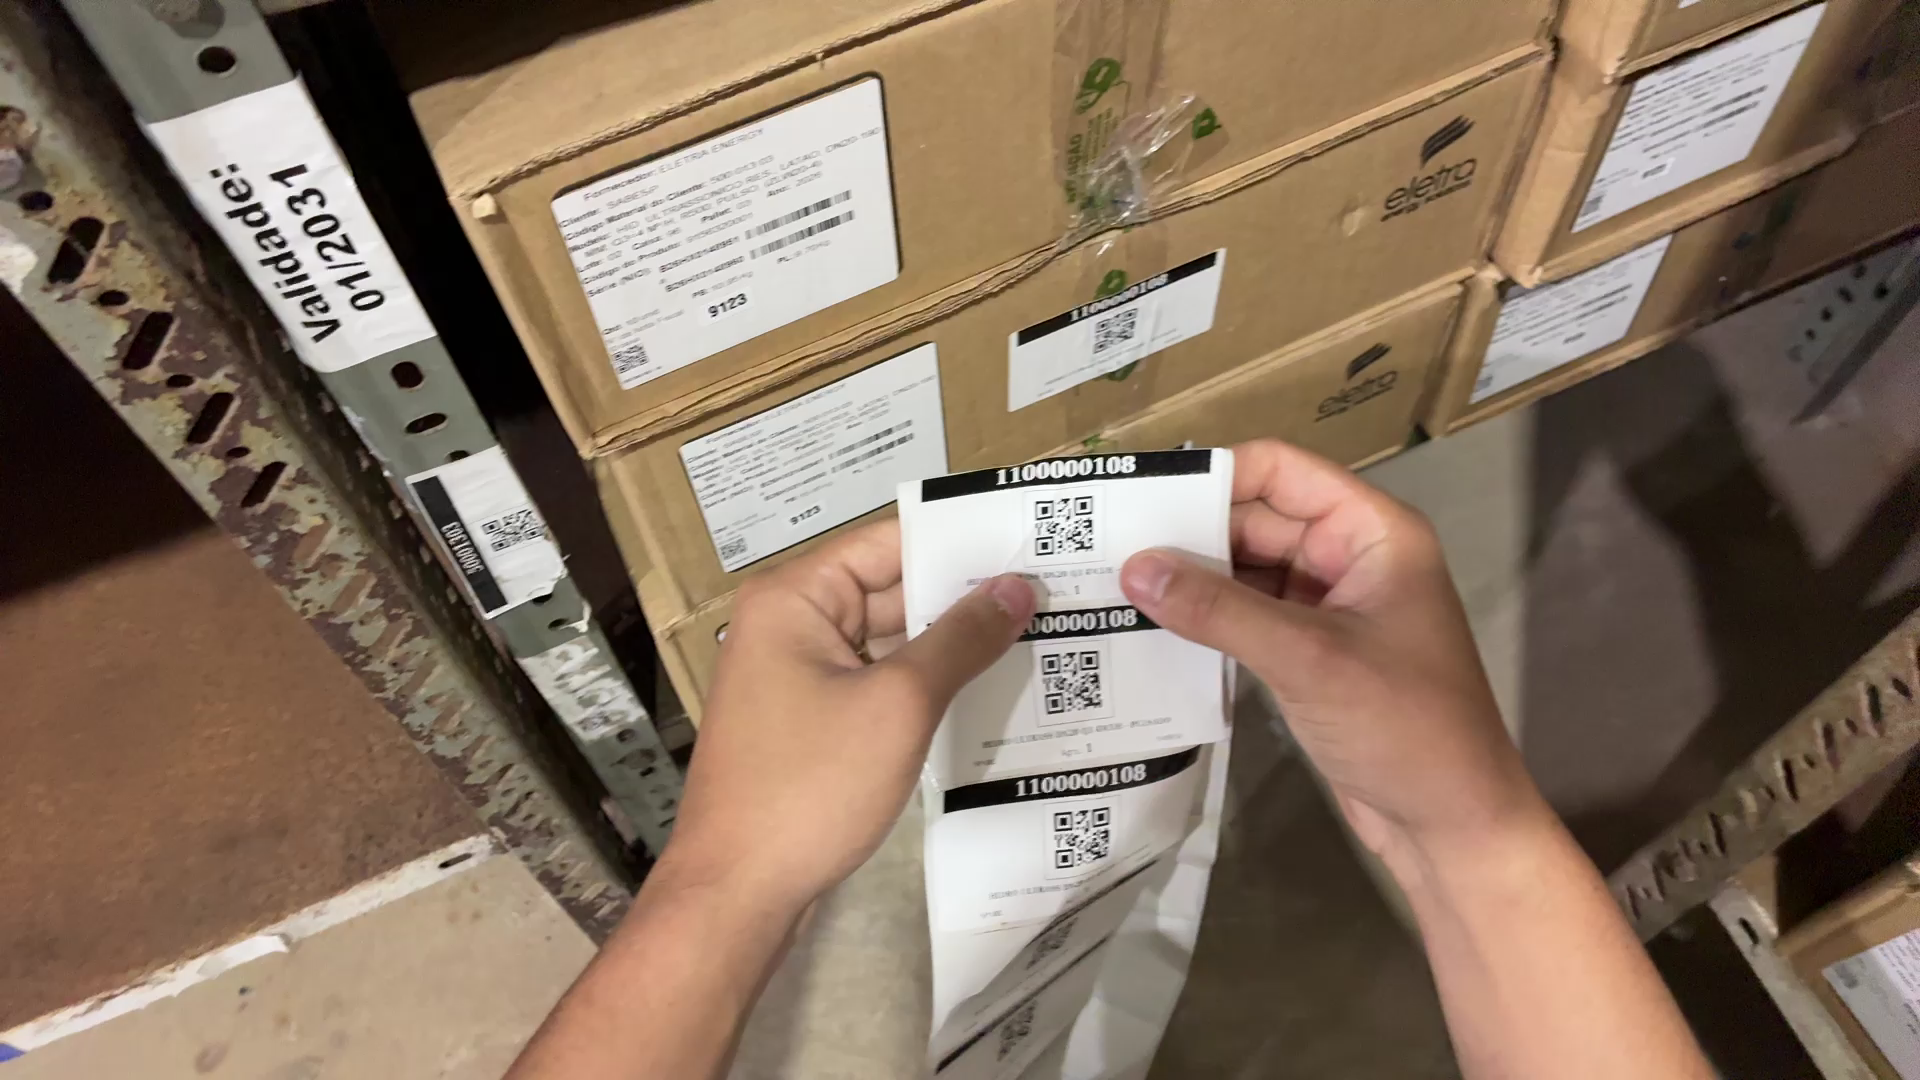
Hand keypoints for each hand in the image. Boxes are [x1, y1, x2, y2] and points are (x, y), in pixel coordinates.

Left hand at [659, 520, 1036, 912]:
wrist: (737, 896)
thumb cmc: (812, 783)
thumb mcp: (898, 703)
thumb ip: (961, 639)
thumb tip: (1018, 587)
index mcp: (796, 596)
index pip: (889, 543)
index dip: (958, 542)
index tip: (1026, 541)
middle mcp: (793, 621)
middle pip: (889, 589)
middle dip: (962, 595)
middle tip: (1045, 589)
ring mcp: (800, 671)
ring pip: (887, 638)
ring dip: (948, 640)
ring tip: (1031, 629)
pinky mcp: (812, 715)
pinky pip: (876, 678)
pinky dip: (922, 680)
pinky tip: (983, 683)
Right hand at [1118, 440, 1545, 857]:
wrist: (1449, 827)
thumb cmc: (1403, 727)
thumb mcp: (1308, 658)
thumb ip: (1218, 610)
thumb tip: (1132, 568)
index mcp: (1369, 531)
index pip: (1280, 470)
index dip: (1214, 473)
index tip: (1143, 495)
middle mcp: (1343, 556)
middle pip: (1252, 518)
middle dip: (1187, 530)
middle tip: (1110, 542)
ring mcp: (1321, 603)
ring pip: (1241, 567)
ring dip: (1188, 574)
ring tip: (1115, 577)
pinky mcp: (1300, 646)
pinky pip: (1240, 611)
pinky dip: (1201, 613)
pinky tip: (1149, 620)